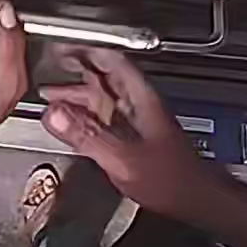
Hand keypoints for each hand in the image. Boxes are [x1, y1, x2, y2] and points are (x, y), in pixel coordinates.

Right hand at [39, 46, 226, 220]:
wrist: (195, 199)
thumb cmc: (171, 178)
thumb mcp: (122, 157)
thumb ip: (86, 135)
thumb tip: (55, 114)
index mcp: (140, 98)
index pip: (111, 60)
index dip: (86, 50)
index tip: (64, 47)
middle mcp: (139, 103)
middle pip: (105, 77)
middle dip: (77, 70)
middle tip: (51, 66)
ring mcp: (137, 119)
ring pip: (103, 98)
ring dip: (78, 95)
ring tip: (51, 96)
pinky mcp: (135, 136)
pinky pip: (105, 117)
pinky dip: (86, 115)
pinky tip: (72, 123)